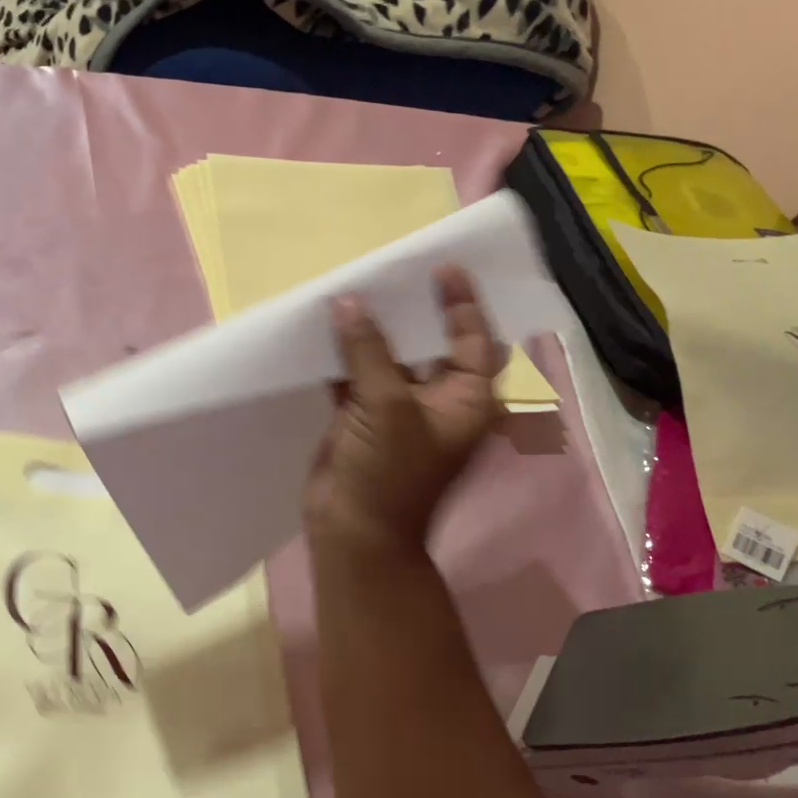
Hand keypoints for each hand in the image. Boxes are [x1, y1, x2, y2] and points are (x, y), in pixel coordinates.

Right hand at [305, 266, 502, 556]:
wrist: (352, 529)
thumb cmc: (388, 472)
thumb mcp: (386, 405)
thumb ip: (369, 351)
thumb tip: (348, 302)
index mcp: (467, 400)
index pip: (474, 340)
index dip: (461, 304)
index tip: (441, 268)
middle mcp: (437, 402)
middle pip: (428, 346)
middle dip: (410, 313)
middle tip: (392, 272)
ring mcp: (396, 412)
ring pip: (385, 361)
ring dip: (370, 333)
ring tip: (353, 292)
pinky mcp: (359, 421)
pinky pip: (353, 379)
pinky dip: (340, 358)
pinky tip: (323, 331)